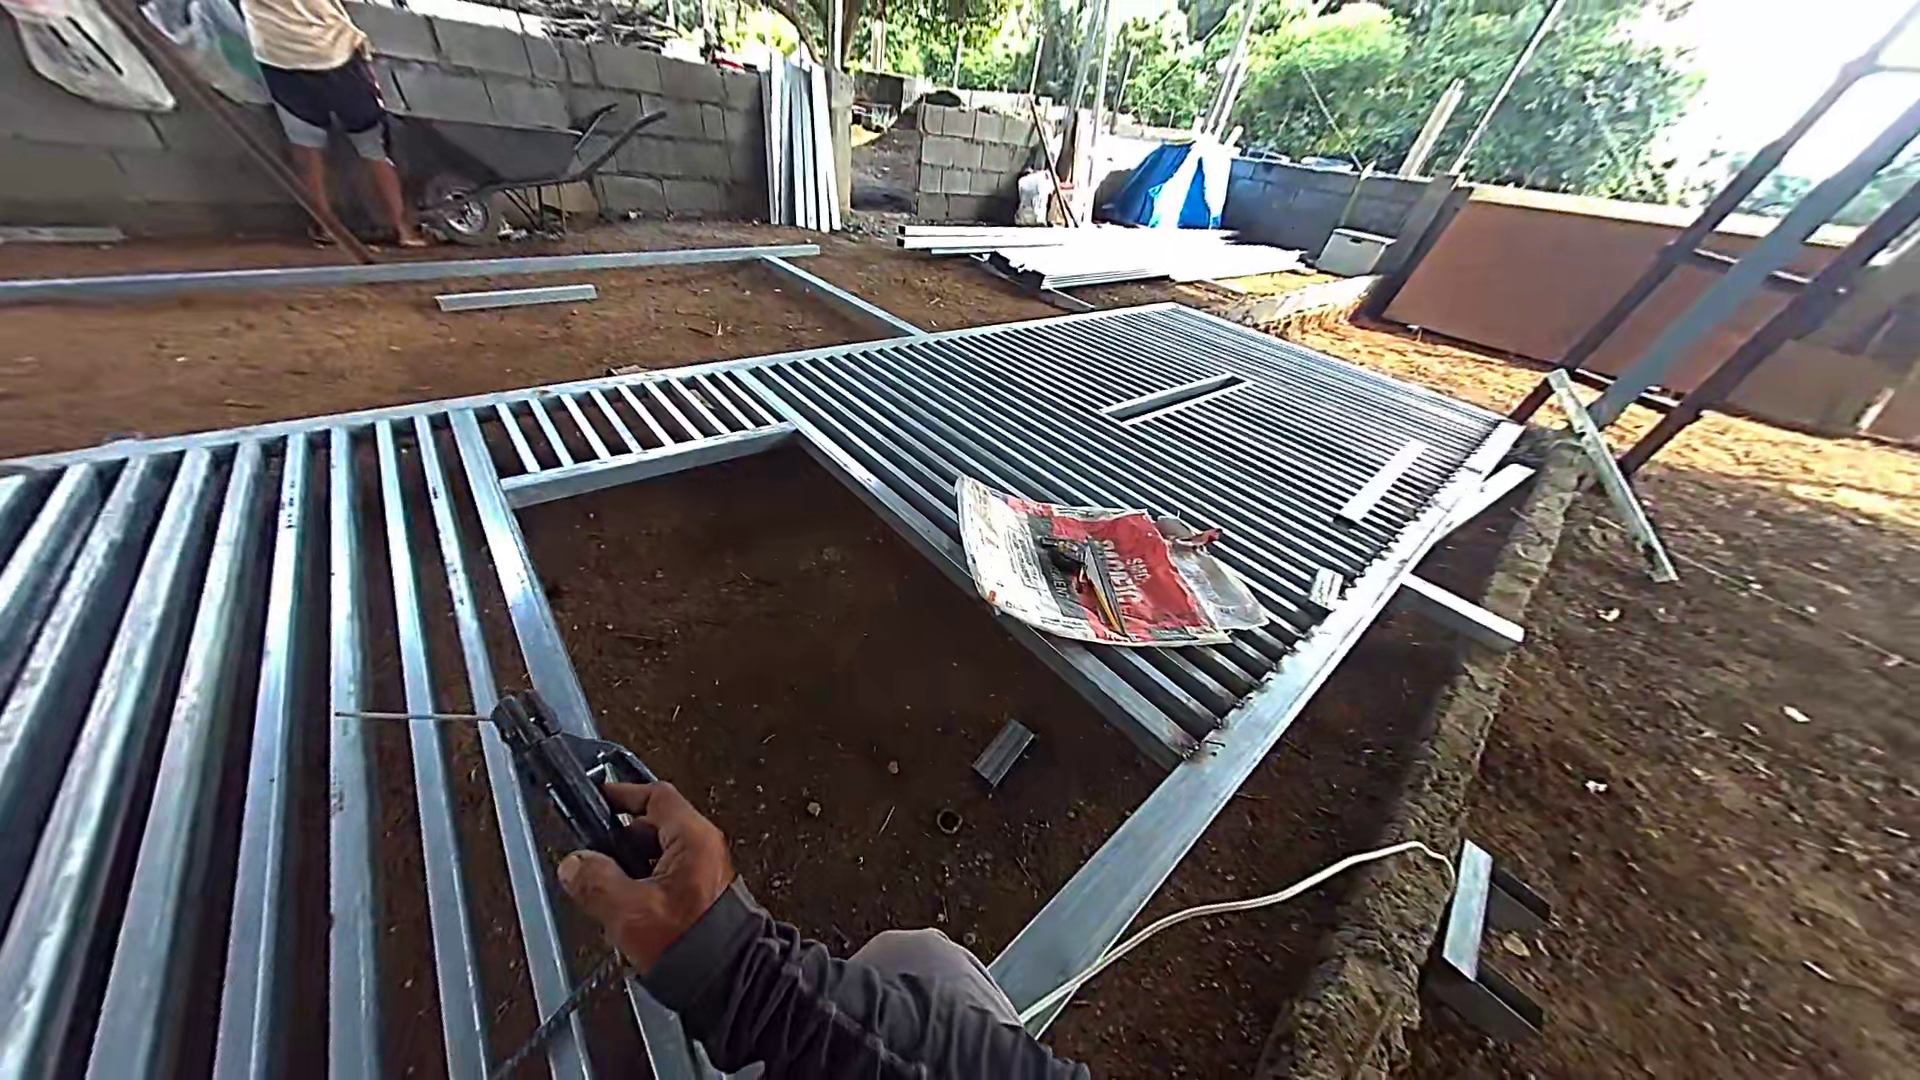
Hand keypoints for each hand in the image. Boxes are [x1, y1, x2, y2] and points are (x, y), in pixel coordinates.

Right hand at [558, 782, 734, 972]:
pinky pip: (662, 873)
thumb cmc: (690, 941)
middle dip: (619, 842)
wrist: (724, 974)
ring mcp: (702, 865)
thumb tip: (575, 864)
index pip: (657, 796)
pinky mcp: (698, 887)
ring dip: (628, 868)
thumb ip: (597, 882)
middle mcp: (702, 844)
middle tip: (593, 860)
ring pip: (654, 853)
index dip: (625, 794)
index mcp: (693, 837)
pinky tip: (627, 912)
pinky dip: (641, 884)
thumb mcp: (631, 911)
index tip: (600, 797)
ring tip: (610, 896)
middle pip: (652, 826)